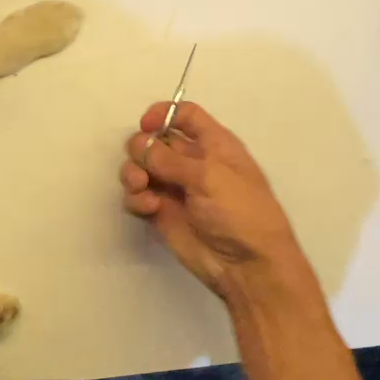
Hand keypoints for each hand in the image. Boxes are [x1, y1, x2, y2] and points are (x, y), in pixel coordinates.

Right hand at [119, 101, 318, 308]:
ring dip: (134, 174)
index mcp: (213, 145)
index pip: (185, 115)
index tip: (146, 126)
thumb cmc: (239, 212)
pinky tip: (148, 207)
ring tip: (142, 189)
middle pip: (154, 141)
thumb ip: (170, 158)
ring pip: (140, 168)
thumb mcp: (209, 176)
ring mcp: (175, 188)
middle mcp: (192, 162)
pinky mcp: (161, 212)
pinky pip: (137, 196)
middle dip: (141, 149)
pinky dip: (136, 198)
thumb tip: (140, 144)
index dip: (164, 114)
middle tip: (143, 167)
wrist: (245, 265)